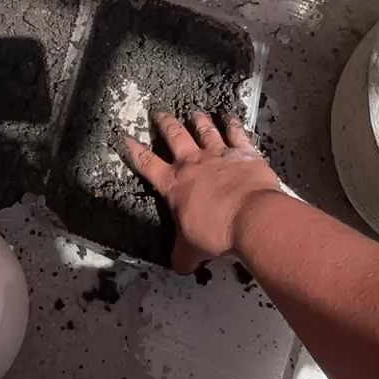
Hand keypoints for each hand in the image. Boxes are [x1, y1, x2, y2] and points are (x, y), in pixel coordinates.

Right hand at [123, 111, 287, 272]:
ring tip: (195, 112)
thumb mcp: (193, 249)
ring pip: (205, 130)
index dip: (134, 150)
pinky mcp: (244, 152)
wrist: (252, 218)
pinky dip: (234, 125)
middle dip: (165, 123)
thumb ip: (184, 255)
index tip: (125, 137)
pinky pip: (237, 134)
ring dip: (199, 120)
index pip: (147, 164)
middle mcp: (193, 163)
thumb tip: (180, 267)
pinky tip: (232, 118)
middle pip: (175, 136)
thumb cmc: (217, 233)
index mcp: (174, 184)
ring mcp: (219, 154)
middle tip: (159, 112)